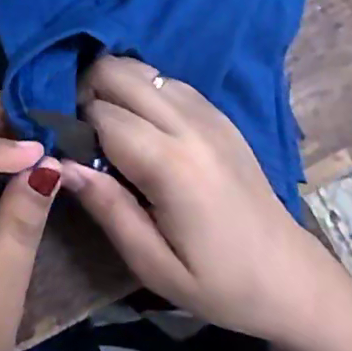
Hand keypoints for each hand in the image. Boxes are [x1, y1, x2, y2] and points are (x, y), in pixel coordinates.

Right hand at [62, 56, 351, 346]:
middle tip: (83, 130)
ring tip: (109, 124)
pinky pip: (166, 79)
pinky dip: (142, 87)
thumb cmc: (219, 283)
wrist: (290, 276)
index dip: (74, 126)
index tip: (68, 150)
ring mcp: (208, 111)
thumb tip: (61, 163)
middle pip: (118, 71)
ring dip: (114, 84)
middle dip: (87, 89)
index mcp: (172, 164)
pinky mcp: (219, 111)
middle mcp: (189, 124)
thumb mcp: (154, 265)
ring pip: (141, 67)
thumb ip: (107, 208)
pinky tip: (141, 122)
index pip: (101, 113)